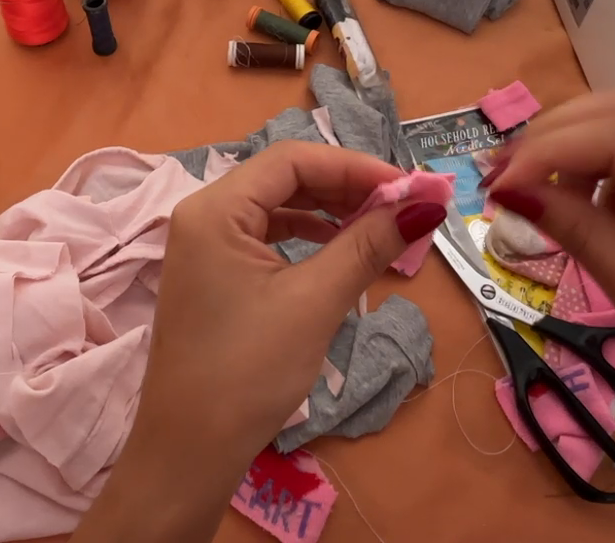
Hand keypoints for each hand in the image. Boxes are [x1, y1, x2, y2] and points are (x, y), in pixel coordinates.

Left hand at [76, 141, 445, 541]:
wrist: (188, 454)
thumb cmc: (248, 372)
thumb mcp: (314, 302)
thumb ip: (367, 245)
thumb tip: (426, 205)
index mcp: (215, 208)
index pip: (291, 160)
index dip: (353, 166)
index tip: (407, 187)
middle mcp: (204, 214)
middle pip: (283, 178)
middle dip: (344, 188)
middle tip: (401, 207)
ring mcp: (205, 244)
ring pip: (276, 206)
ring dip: (328, 211)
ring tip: (378, 226)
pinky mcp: (214, 272)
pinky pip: (266, 236)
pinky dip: (306, 237)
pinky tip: (337, 248)